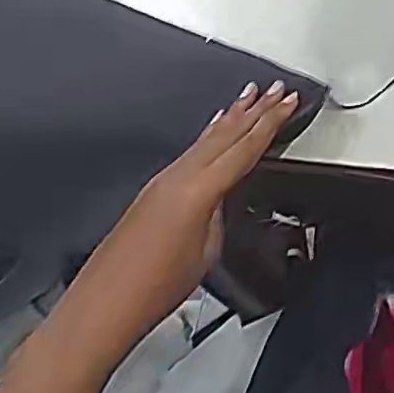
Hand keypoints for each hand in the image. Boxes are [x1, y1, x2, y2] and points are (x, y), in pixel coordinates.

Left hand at [59, 80, 300, 353]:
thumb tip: (224, 199)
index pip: (246, 146)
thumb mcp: (207, 250)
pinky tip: (215, 123)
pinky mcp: (156, 185)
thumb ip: (220, 213)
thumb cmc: (153, 288)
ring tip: (251, 93)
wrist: (104, 304)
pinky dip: (210, 131)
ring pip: (210, 135)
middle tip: (278, 88)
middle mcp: (182, 174)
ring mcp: (166, 176)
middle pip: (229, 131)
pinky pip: (192, 147)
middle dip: (257, 107)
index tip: (289, 101)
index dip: (271, 121)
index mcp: (201, 189)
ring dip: (234, 113)